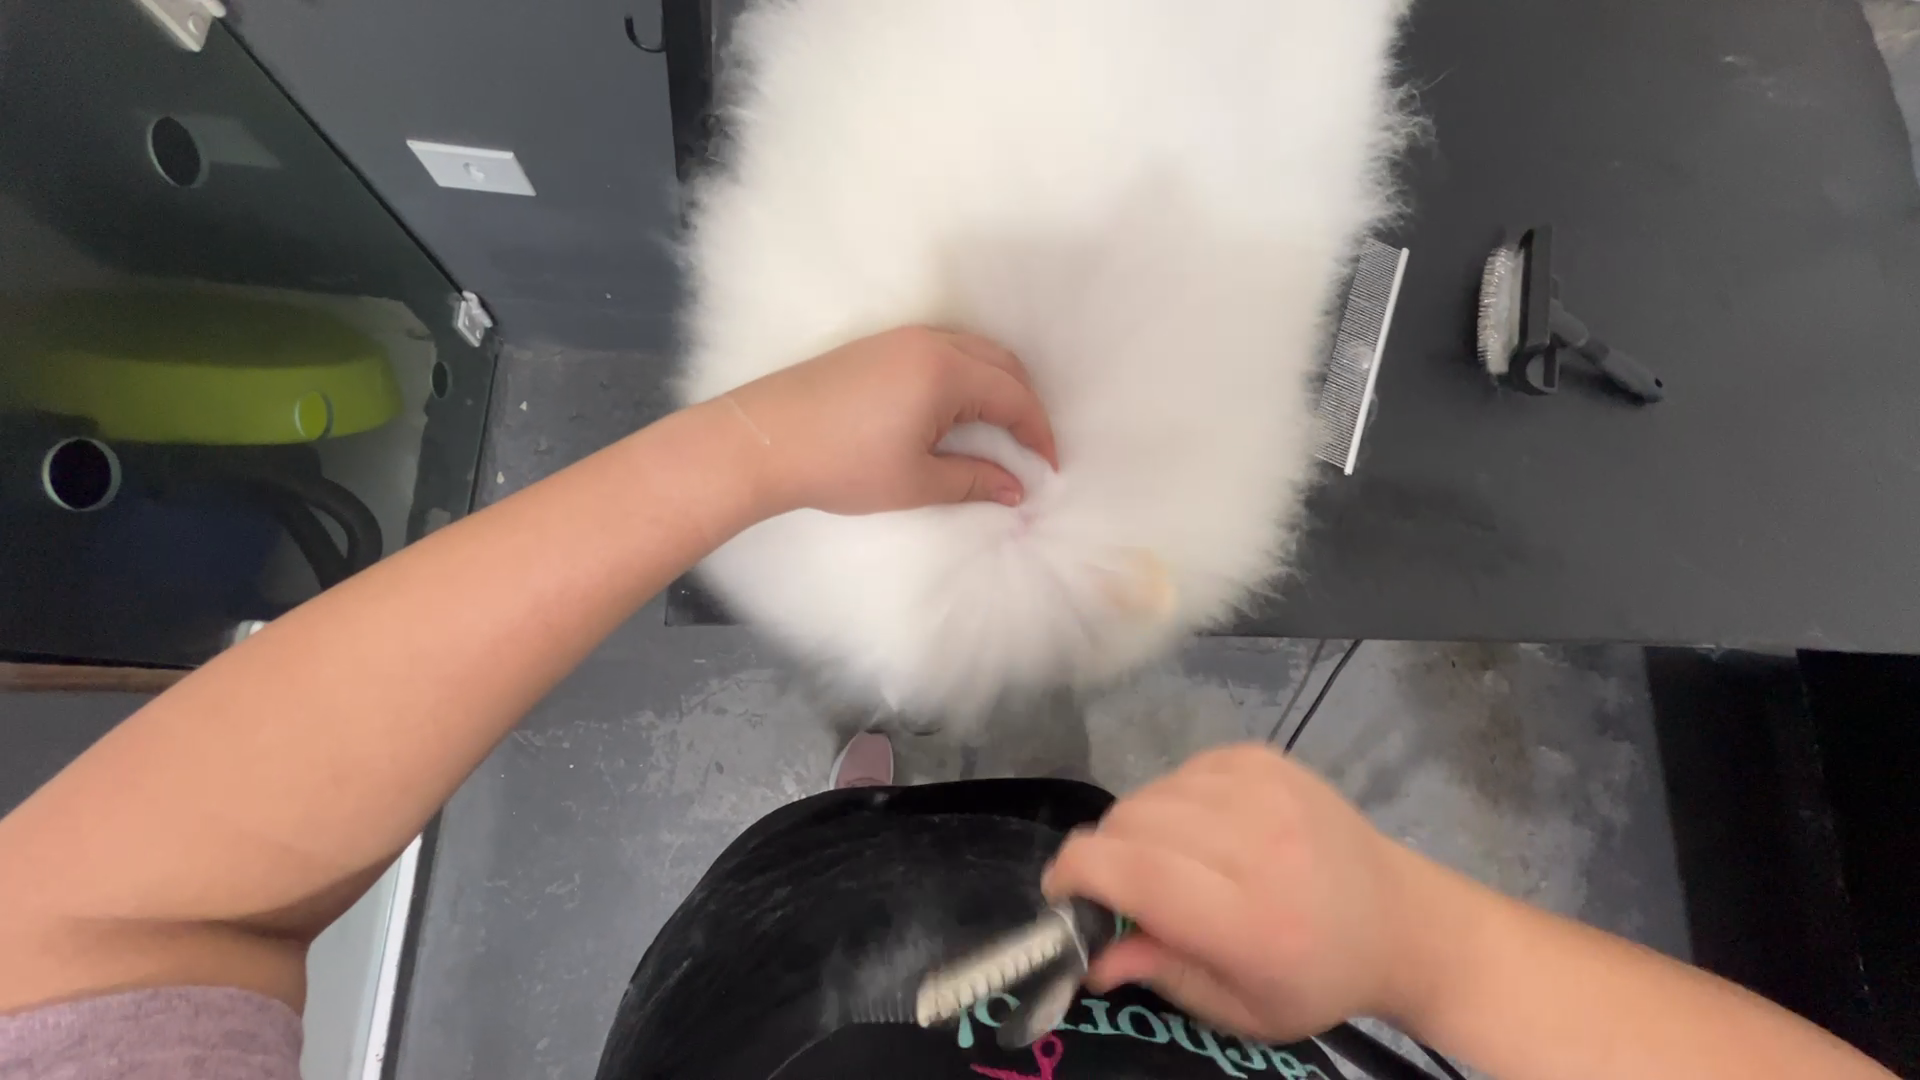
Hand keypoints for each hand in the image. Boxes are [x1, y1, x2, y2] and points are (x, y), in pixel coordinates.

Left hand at [715, 326, 1058, 516]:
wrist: (763, 442)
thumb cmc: (842, 465)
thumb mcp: (916, 482)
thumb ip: (974, 480)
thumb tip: (1016, 489)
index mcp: (945, 371)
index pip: (1013, 395)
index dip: (1038, 431)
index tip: (1048, 466)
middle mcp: (929, 342)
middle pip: (1001, 362)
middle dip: (1024, 402)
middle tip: (1028, 446)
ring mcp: (900, 338)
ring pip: (972, 351)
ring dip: (996, 385)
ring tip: (999, 430)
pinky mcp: (878, 345)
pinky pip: (943, 349)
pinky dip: (967, 375)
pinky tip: (957, 410)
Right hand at [1043, 745, 1416, 1041]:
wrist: (1401, 920)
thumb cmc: (1314, 977)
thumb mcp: (1238, 1006)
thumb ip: (1158, 970)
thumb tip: (1088, 953)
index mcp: (1250, 919)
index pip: (1135, 872)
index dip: (1078, 872)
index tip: (1060, 890)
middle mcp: (1254, 840)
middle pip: (1131, 822)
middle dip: (1106, 854)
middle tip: (1121, 885)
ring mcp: (1260, 787)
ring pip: (1149, 792)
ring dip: (1140, 827)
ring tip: (1172, 858)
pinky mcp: (1261, 757)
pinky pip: (1179, 770)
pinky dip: (1173, 800)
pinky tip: (1205, 829)